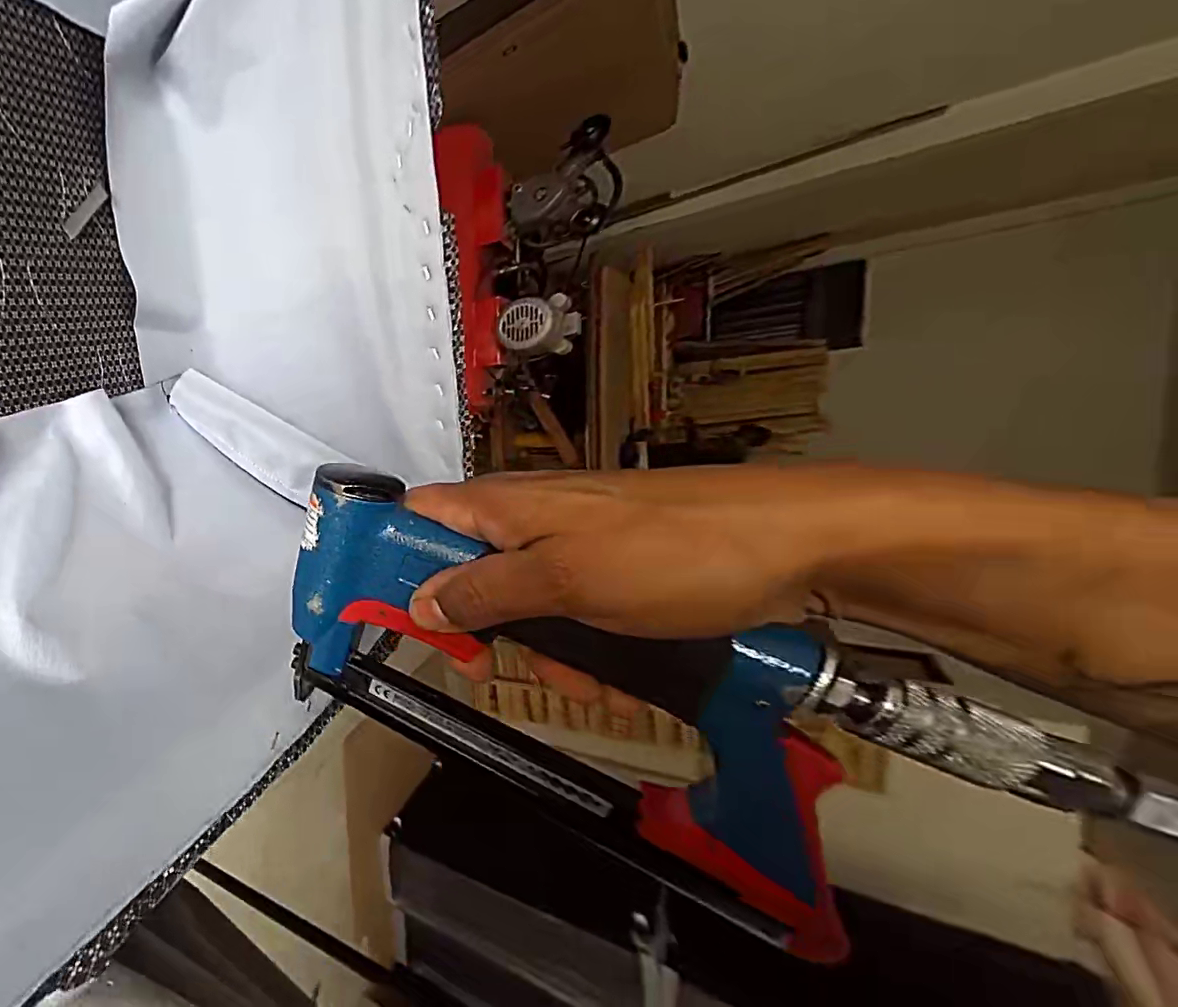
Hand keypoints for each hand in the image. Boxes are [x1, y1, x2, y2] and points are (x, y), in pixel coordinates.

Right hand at [402, 469, 837, 686]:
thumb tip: (419, 603)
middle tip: (485, 666)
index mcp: (496, 507)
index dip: (393, 560)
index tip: (394, 611)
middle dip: (473, 624)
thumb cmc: (668, 553)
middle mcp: (521, 518)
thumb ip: (481, 592)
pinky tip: (610, 676)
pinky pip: (563, 607)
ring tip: (580, 682)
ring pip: (515, 598)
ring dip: (535, 646)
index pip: (414, 518)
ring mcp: (564, 541)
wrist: (795, 544)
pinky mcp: (602, 565)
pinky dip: (576, 643)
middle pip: (461, 568)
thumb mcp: (561, 581)